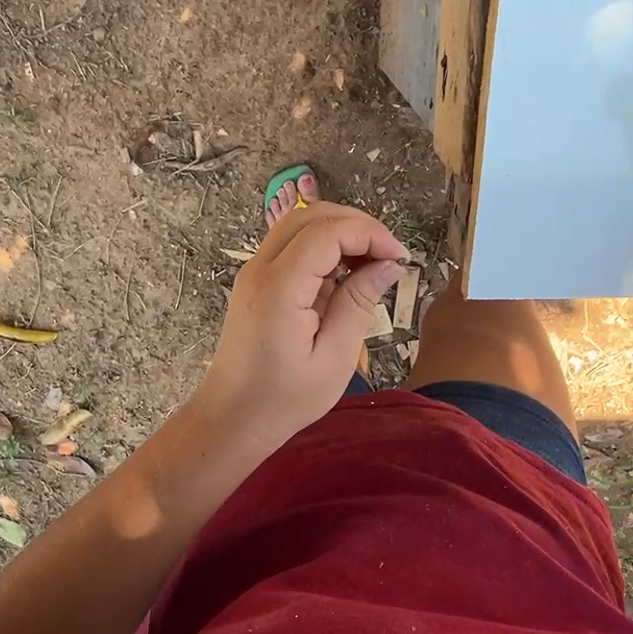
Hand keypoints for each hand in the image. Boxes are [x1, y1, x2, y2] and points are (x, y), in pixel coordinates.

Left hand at [195, 201, 406, 451]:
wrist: (233, 418)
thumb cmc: (285, 399)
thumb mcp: (334, 358)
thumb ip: (359, 304)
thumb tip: (388, 265)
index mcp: (279, 288)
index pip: (327, 231)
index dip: (370, 234)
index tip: (400, 258)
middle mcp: (260, 269)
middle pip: (310, 215)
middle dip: (356, 225)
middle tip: (388, 256)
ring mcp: (253, 273)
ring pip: (298, 225)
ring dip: (338, 233)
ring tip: (370, 265)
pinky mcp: (255, 282)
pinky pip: (290, 246)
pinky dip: (321, 248)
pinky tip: (343, 276)